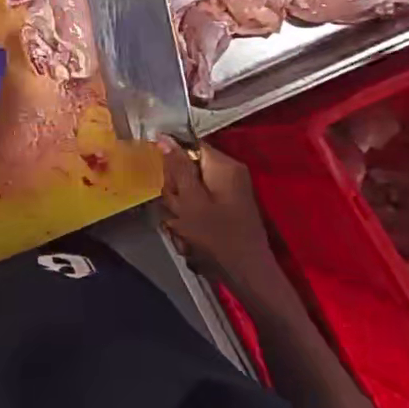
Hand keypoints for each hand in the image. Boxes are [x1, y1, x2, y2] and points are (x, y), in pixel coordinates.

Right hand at [157, 139, 272, 270]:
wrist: (244, 270)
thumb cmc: (216, 235)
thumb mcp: (189, 200)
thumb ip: (177, 167)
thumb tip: (164, 137)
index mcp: (223, 165)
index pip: (189, 145)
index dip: (171, 161)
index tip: (164, 181)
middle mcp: (229, 172)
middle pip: (188, 168)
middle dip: (176, 189)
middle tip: (177, 210)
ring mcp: (229, 190)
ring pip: (189, 187)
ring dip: (180, 207)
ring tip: (184, 226)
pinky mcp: (226, 206)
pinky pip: (198, 202)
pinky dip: (190, 216)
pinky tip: (190, 234)